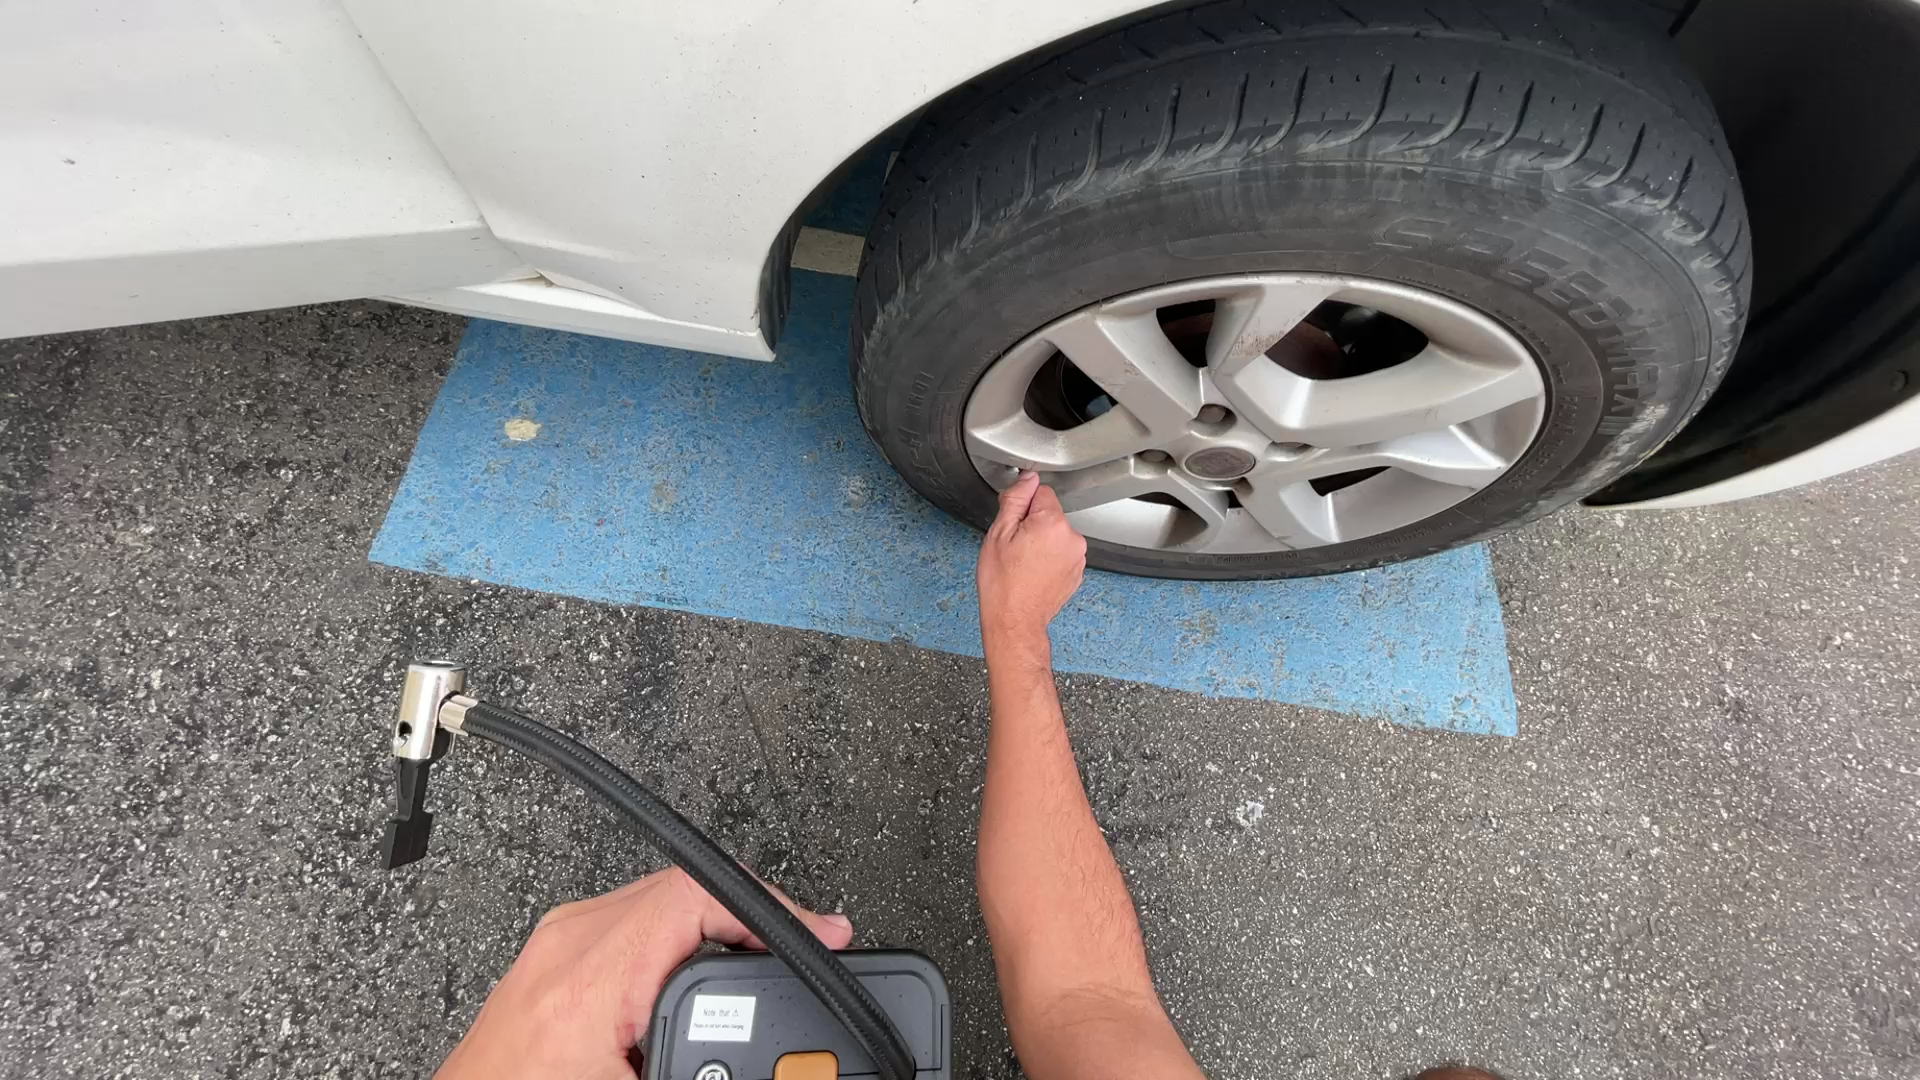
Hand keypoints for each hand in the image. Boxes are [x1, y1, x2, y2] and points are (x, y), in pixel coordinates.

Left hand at [437, 867, 853, 1079]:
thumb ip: (706, 1062)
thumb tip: (768, 1055)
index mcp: (588, 982)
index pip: (700, 895)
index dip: (773, 908)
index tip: (819, 933)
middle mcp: (570, 944)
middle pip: (692, 888)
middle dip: (758, 917)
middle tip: (804, 946)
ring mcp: (561, 942)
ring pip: (669, 897)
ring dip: (725, 923)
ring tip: (766, 955)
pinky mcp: (559, 954)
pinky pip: (641, 916)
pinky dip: (688, 933)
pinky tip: (708, 963)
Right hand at [977, 470, 1087, 645]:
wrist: (1014, 620)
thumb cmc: (1003, 584)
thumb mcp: (999, 533)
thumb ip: (1016, 500)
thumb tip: (1028, 479)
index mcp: (1053, 523)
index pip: (1041, 492)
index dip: (1022, 506)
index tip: (1013, 524)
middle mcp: (1072, 538)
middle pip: (1050, 514)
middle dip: (1032, 524)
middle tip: (1014, 547)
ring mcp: (1077, 556)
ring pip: (1055, 533)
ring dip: (1041, 542)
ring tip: (1023, 562)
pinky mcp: (1077, 571)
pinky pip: (1061, 552)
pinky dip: (1048, 557)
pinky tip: (1032, 571)